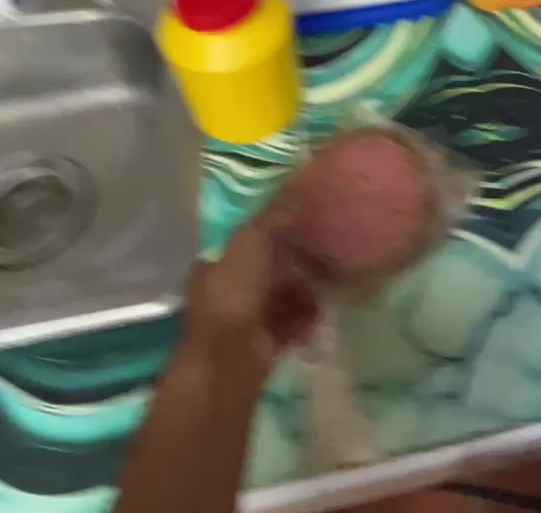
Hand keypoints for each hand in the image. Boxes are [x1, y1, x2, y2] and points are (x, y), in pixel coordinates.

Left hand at [172, 206, 318, 393]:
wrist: (230, 358)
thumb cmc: (234, 293)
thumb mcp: (252, 241)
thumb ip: (272, 216)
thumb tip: (295, 182)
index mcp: (213, 268)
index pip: (241, 244)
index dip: (266, 234)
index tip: (295, 225)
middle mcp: (224, 295)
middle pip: (262, 272)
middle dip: (289, 263)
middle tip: (319, 250)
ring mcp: (243, 323)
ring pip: (278, 298)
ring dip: (300, 290)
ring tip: (327, 277)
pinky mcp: (262, 345)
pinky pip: (289, 324)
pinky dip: (305, 317)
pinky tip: (323, 308)